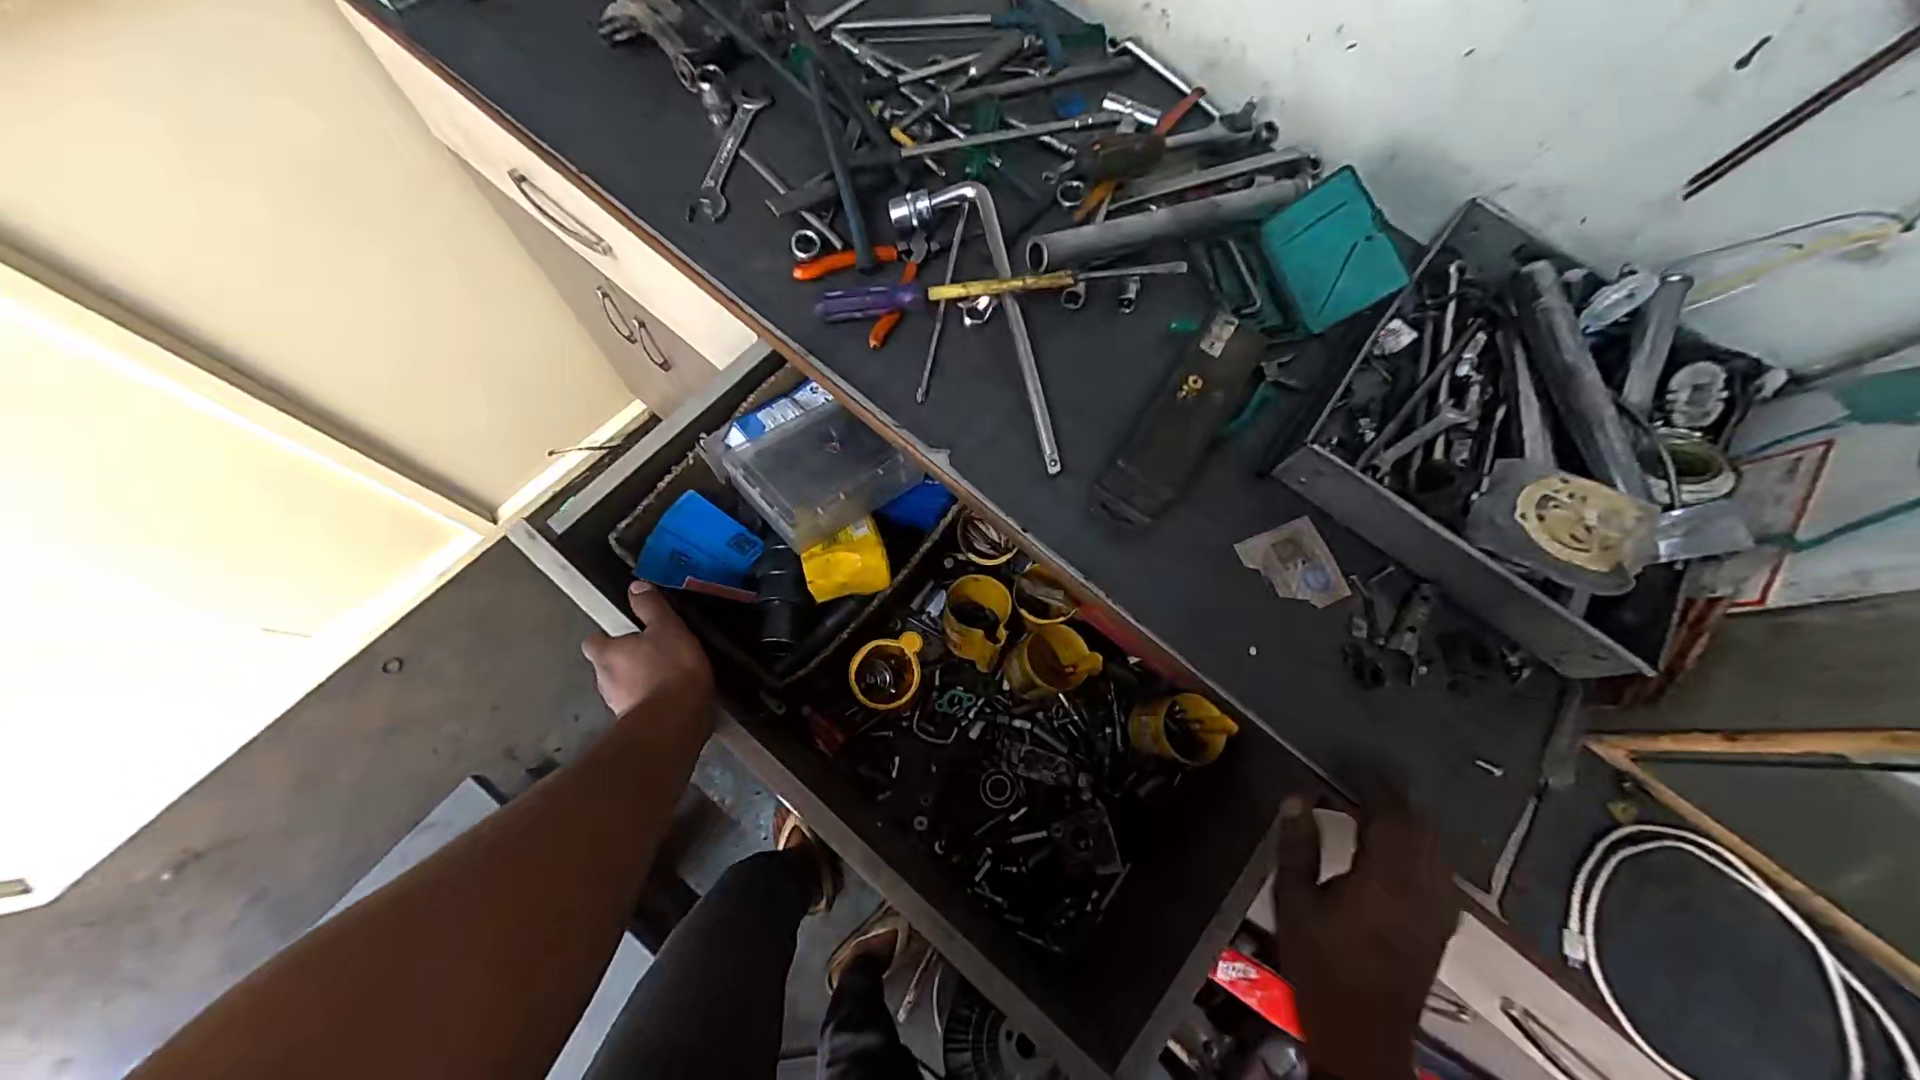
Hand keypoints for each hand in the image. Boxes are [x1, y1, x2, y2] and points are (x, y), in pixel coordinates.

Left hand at [581, 581, 714, 719]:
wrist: (675, 720)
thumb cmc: (670, 668)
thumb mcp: (667, 628)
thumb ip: (651, 607)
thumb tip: (636, 587)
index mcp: (606, 654)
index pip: (595, 641)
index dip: (609, 637)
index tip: (629, 634)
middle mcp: (603, 680)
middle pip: (609, 666)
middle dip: (627, 661)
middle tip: (655, 654)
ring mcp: (617, 705)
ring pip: (624, 687)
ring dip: (639, 683)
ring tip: (667, 677)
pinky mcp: (634, 723)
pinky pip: (640, 706)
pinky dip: (651, 701)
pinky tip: (672, 698)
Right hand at [1268, 790, 1456, 1079]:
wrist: (1361, 1030)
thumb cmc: (1319, 962)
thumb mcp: (1293, 899)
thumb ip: (1297, 845)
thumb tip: (1296, 799)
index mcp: (1384, 877)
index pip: (1388, 814)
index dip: (1371, 784)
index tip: (1350, 765)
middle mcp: (1421, 888)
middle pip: (1419, 826)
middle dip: (1393, 798)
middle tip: (1362, 781)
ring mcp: (1439, 909)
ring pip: (1435, 847)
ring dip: (1409, 821)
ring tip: (1378, 809)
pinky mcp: (1444, 926)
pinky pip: (1440, 871)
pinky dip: (1420, 848)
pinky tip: (1399, 852)